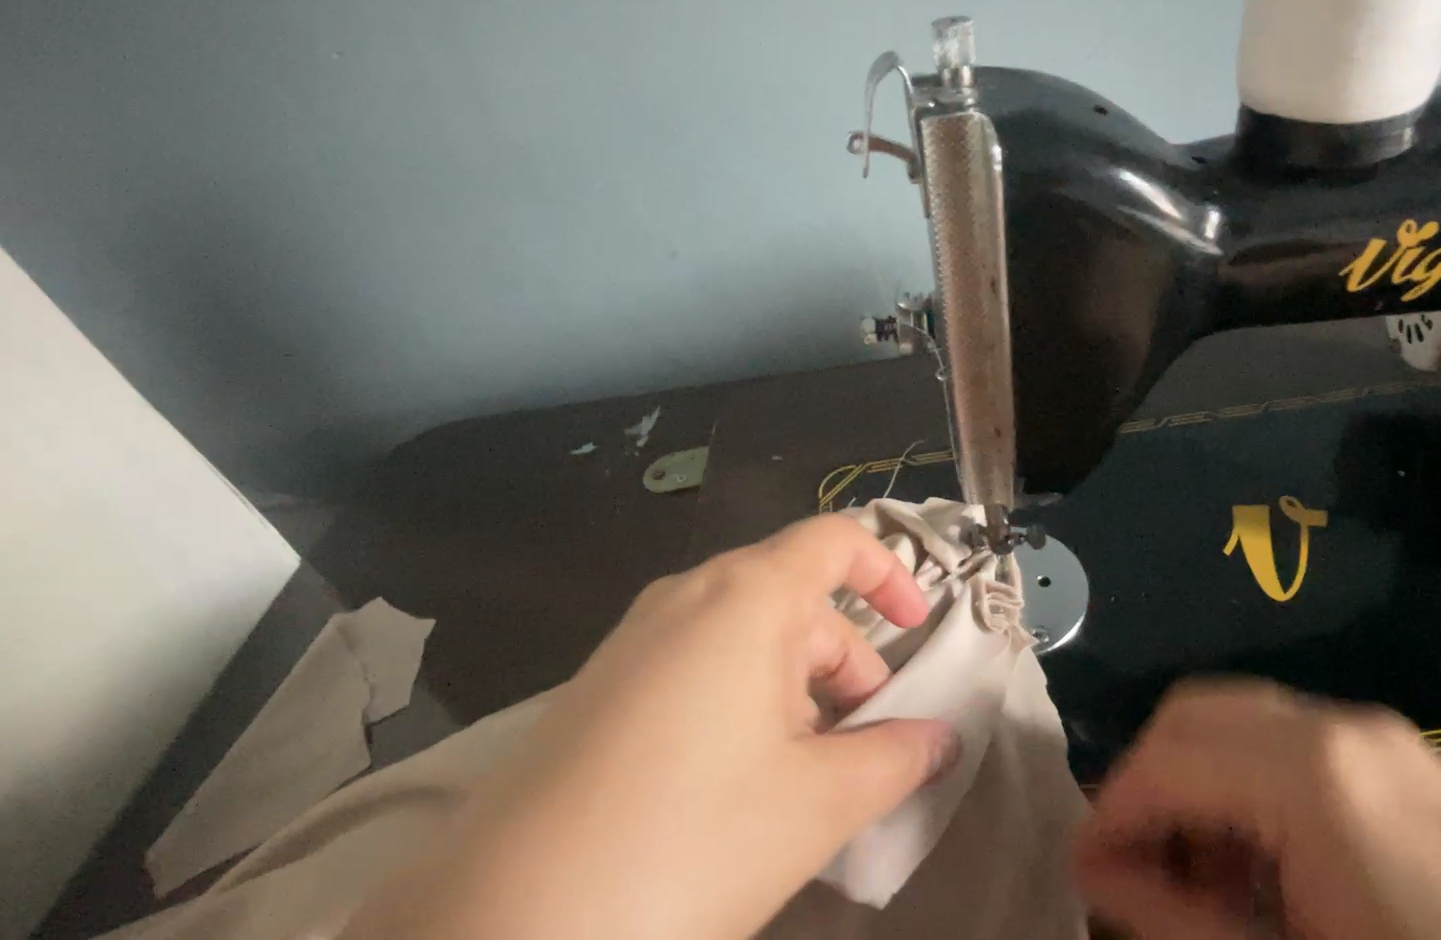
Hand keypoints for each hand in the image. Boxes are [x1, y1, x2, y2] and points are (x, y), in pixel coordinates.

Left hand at [345, 514, 960, 939]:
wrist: (500, 925)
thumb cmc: (691, 839)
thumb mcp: (818, 802)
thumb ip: (897, 759)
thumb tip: (940, 740)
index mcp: (747, 596)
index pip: (837, 540)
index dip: (889, 574)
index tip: (918, 631)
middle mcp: (687, 596)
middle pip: (797, 603)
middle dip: (846, 669)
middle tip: (863, 756)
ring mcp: (634, 641)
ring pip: (747, 643)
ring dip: (796, 698)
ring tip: (801, 786)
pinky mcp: (598, 690)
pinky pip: (696, 671)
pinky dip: (741, 709)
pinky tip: (733, 794)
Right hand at [1074, 681, 1440, 939]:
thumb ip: (1178, 917)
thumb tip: (1096, 872)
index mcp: (1309, 774)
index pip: (1165, 761)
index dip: (1110, 812)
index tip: (1083, 871)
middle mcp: (1336, 725)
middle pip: (1193, 714)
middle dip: (1147, 780)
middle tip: (1134, 864)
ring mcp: (1377, 732)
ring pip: (1238, 719)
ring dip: (1196, 779)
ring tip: (1198, 872)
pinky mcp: (1405, 756)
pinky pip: (1290, 741)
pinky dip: (1247, 782)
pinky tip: (1263, 859)